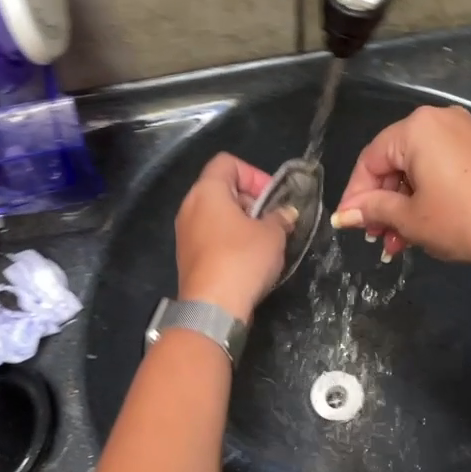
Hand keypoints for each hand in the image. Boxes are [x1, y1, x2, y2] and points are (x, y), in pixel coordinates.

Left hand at [175, 153, 293, 321]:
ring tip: (263, 243)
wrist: (213, 308)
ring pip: (216, 216)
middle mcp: (189, 207)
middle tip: (272, 221)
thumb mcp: (272, 235)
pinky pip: (210, 238)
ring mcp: (185, 234)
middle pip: (221, 190)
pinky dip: (228, 242)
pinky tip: (247, 261)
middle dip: (250, 201)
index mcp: (207, 191)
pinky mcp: (187, 258)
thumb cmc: (243, 260)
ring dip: (241, 224)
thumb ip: (280, 218)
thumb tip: (286, 214)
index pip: (228, 163)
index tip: (272, 197)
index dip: (254, 174)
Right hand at [330, 105, 470, 267]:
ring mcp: (461, 134)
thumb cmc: (457, 219)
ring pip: (415, 170)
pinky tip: (418, 228)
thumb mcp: (408, 218)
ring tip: (397, 243)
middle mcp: (438, 120)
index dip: (355, 195)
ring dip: (401, 206)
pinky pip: (436, 170)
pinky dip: (423, 198)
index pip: (370, 159)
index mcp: (416, 128)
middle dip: (381, 203)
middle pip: (392, 162)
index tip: (348, 225)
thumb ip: (373, 211)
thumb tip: (343, 216)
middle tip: (376, 237)